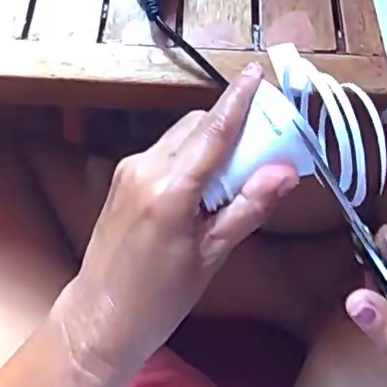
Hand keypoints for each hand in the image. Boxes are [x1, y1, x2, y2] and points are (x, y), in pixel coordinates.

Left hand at [52, 64, 301, 380]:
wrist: (102, 313)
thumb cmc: (160, 297)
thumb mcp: (212, 256)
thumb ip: (248, 208)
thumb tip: (284, 172)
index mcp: (170, 188)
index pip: (212, 132)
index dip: (237, 100)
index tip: (253, 73)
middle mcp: (145, 166)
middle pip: (196, 127)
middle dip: (231, 125)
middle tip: (266, 142)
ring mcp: (130, 167)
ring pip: (180, 137)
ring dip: (210, 142)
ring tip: (239, 172)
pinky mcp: (123, 174)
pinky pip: (165, 152)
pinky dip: (190, 156)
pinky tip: (205, 184)